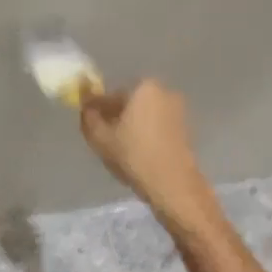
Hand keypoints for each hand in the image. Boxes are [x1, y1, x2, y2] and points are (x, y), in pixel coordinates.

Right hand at [80, 79, 218, 225]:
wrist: (172, 183)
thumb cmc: (133, 156)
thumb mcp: (100, 138)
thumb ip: (89, 117)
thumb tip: (86, 107)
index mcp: (143, 87)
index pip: (111, 94)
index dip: (96, 107)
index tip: (87, 120)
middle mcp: (164, 91)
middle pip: (130, 101)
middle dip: (116, 115)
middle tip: (102, 134)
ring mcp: (178, 110)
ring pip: (145, 114)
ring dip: (131, 124)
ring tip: (118, 145)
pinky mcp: (185, 128)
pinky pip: (157, 124)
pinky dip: (145, 132)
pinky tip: (137, 150)